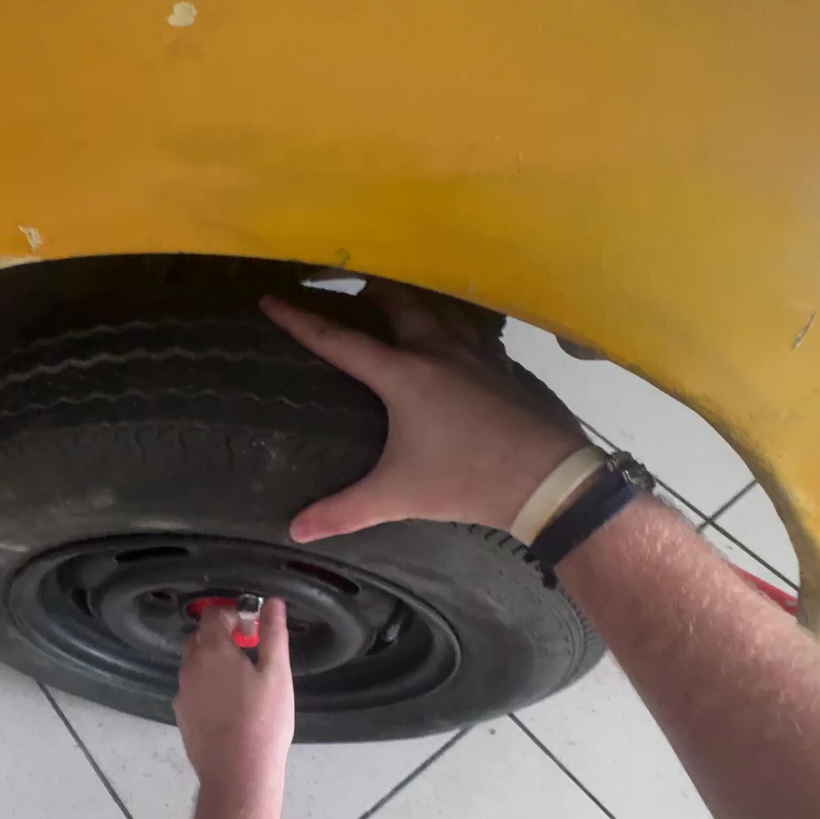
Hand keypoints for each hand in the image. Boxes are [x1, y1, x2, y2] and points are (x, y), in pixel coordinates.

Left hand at [174, 600, 294, 792]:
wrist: (237, 773)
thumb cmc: (263, 720)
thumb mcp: (276, 672)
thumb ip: (273, 633)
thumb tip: (272, 602)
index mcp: (212, 650)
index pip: (213, 615)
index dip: (233, 615)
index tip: (253, 629)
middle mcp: (190, 667)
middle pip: (199, 638)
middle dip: (221, 637)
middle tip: (249, 651)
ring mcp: (182, 693)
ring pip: (194, 665)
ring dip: (212, 662)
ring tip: (241, 680)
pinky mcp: (181, 716)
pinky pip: (192, 690)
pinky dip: (206, 687)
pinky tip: (228, 706)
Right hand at [260, 286, 588, 537]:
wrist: (548, 480)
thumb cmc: (466, 480)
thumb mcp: (396, 497)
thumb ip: (342, 511)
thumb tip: (295, 531)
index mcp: (402, 375)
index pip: (338, 341)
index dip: (300, 321)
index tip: (272, 299)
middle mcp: (437, 351)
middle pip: (396, 302)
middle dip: (366, 289)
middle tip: (345, 287)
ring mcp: (474, 354)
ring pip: (437, 307)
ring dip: (411, 297)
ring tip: (394, 300)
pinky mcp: (500, 366)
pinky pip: (468, 326)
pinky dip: (448, 319)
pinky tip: (450, 335)